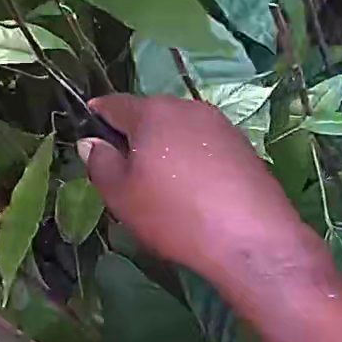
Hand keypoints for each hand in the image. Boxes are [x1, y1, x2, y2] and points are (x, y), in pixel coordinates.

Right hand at [78, 95, 328, 292]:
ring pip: (179, 129)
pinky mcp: (242, 145)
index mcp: (152, 112)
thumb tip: (92, 142)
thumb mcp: (122, 195)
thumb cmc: (175, 214)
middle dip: (134, 135)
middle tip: (126, 171)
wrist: (251, 237)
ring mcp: (220, 124)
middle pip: (150, 114)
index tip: (90, 134)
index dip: (97, 117)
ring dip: (166, 147)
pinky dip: (192, 158)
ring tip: (163, 185)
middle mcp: (187, 107)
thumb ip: (101, 163)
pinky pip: (204, 144)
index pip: (114, 103)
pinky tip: (195, 190)